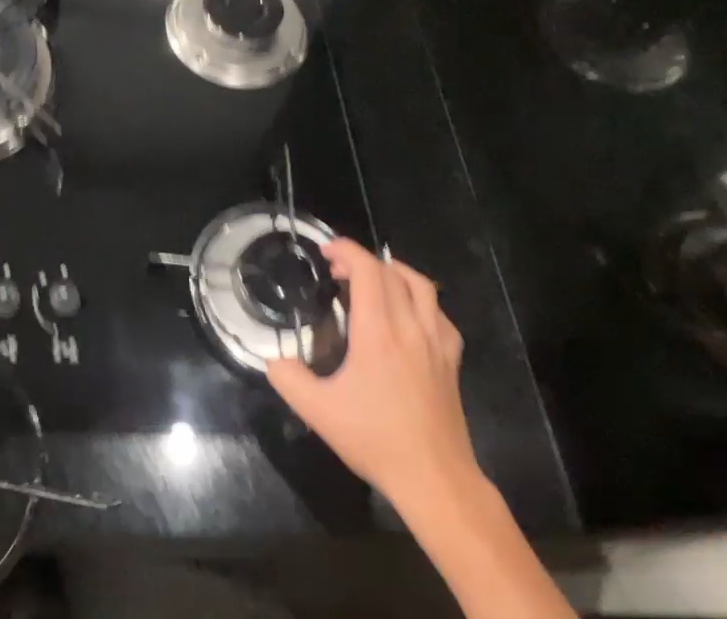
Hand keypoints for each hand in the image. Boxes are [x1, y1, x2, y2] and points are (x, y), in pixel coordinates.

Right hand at [266, 241, 479, 510]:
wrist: (434, 476)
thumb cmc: (374, 439)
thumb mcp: (317, 411)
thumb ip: (287, 379)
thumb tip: (274, 359)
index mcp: (379, 333)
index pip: (368, 271)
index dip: (346, 251)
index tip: (325, 250)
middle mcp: (411, 328)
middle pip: (392, 273)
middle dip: (363, 260)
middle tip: (337, 268)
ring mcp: (437, 343)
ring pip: (423, 287)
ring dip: (395, 272)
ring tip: (373, 279)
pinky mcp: (451, 361)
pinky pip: (440, 315)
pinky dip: (421, 301)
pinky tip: (409, 316)